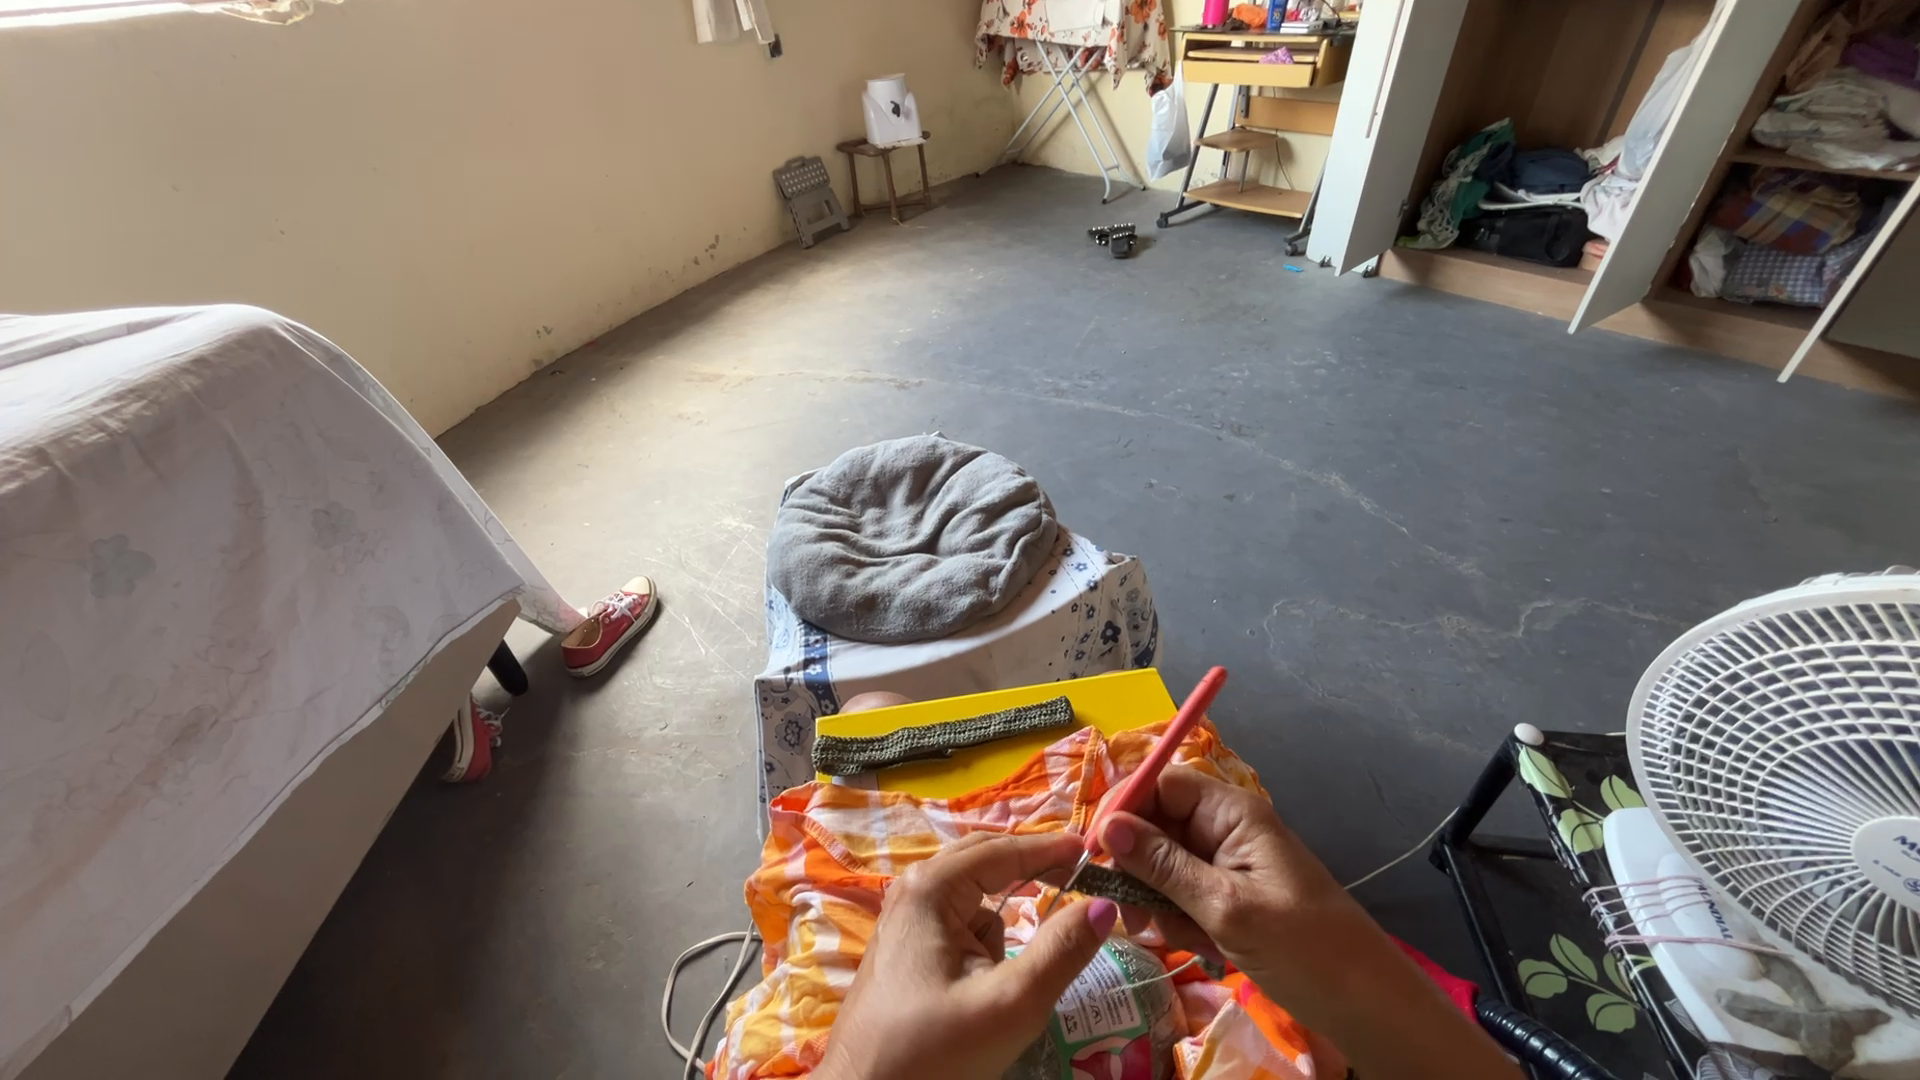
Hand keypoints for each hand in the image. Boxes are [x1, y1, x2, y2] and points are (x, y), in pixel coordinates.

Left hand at [816, 831, 1119, 1079]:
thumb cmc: (933, 1053)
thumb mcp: (1010, 1004)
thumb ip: (1060, 951)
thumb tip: (1104, 905)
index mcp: (932, 887)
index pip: (1003, 850)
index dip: (1049, 848)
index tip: (1091, 849)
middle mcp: (914, 888)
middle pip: (986, 861)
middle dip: (1029, 873)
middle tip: (1075, 883)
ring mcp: (906, 917)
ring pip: (975, 898)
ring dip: (1003, 919)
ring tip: (1013, 962)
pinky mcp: (906, 946)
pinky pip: (960, 924)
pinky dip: (984, 941)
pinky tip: (982, 983)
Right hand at [1095, 765, 1372, 1009]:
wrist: (1367, 1008)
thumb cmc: (1305, 948)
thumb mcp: (1226, 907)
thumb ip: (1163, 866)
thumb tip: (1107, 827)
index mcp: (1230, 812)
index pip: (1161, 784)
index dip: (1125, 808)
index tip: (1094, 848)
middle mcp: (1222, 828)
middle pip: (1155, 825)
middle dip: (1137, 866)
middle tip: (1130, 910)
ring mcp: (1223, 863)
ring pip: (1161, 864)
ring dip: (1156, 899)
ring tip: (1171, 936)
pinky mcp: (1224, 896)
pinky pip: (1179, 893)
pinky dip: (1176, 918)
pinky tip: (1196, 946)